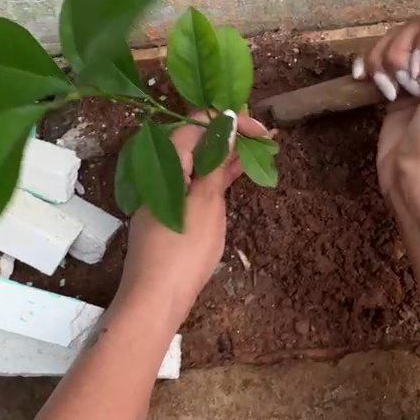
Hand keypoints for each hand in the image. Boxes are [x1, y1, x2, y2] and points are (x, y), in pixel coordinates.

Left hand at [114, 111, 270, 327]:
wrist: (155, 298)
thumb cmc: (183, 250)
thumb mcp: (207, 203)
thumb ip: (217, 163)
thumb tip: (228, 126)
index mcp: (165, 162)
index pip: (197, 123)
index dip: (229, 120)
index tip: (260, 131)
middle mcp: (160, 172)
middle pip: (195, 139)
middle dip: (229, 135)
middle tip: (264, 140)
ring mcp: (164, 192)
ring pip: (197, 162)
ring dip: (226, 155)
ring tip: (258, 154)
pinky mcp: (171, 210)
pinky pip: (194, 181)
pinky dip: (215, 176)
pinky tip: (237, 174)